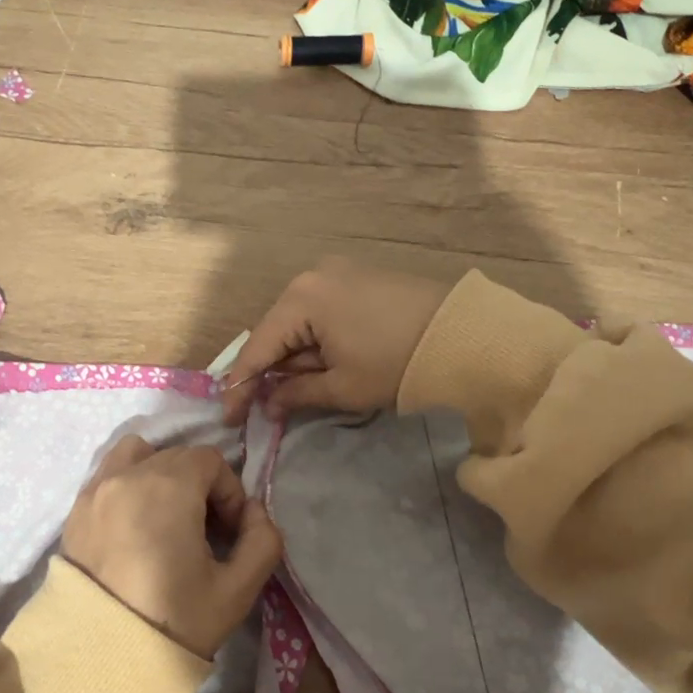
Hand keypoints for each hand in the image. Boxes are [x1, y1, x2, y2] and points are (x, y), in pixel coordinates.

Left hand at [61, 435, 284, 659]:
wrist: (101, 660)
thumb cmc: (174, 621)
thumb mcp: (237, 589)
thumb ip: (262, 539)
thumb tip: (252, 512)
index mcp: (168, 486)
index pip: (210, 460)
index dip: (229, 492)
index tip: (229, 533)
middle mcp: (128, 476)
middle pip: (176, 457)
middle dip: (198, 487)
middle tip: (204, 535)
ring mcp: (95, 491)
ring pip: (137, 455)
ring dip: (158, 475)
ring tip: (165, 520)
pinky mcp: (73, 511)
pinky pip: (107, 476)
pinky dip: (127, 486)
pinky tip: (135, 529)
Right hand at [222, 258, 448, 424]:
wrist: (463, 335)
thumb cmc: (395, 362)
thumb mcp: (343, 387)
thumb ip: (297, 394)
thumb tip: (269, 404)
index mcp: (301, 299)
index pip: (258, 349)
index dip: (240, 388)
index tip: (230, 419)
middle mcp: (312, 277)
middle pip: (276, 332)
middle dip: (268, 372)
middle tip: (259, 409)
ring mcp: (337, 273)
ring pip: (299, 324)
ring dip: (293, 359)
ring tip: (291, 394)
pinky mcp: (358, 279)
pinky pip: (321, 314)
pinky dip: (315, 343)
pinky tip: (318, 368)